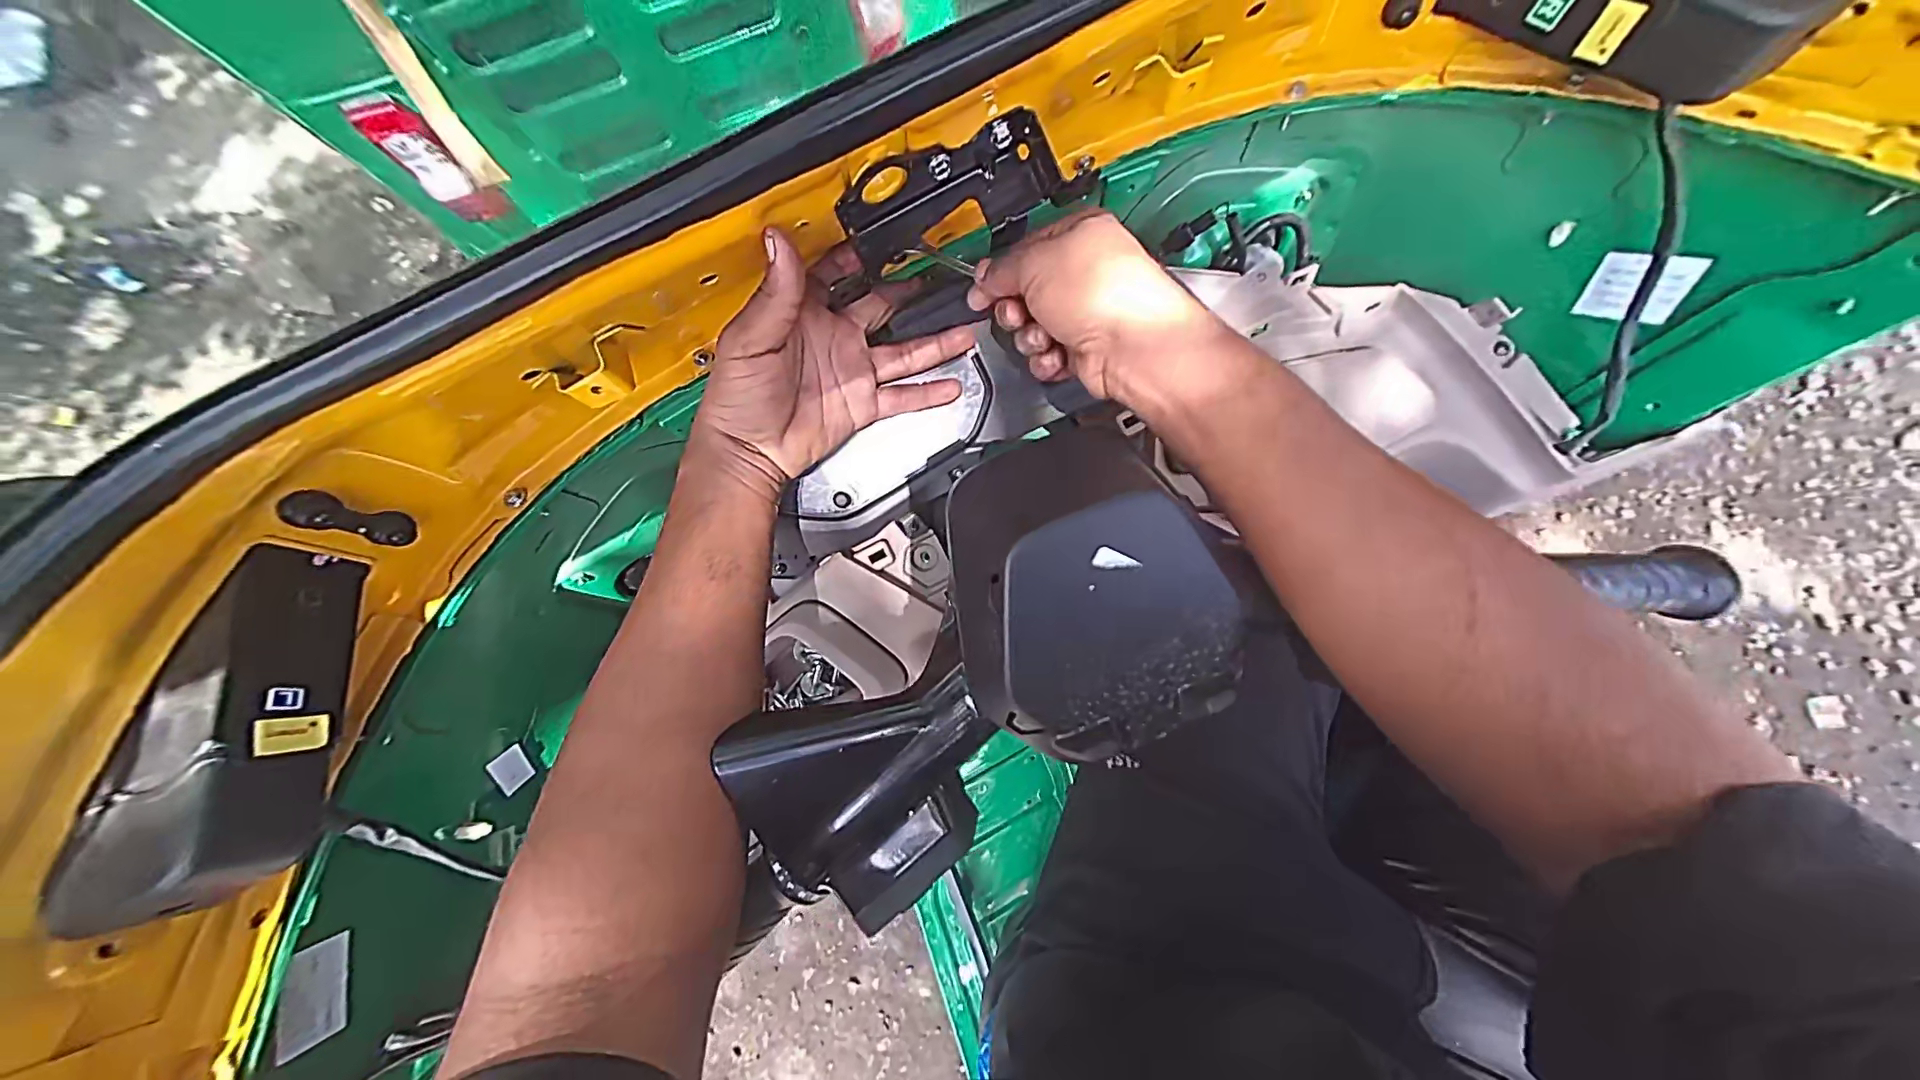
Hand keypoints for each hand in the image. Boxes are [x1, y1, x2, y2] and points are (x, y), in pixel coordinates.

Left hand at [693, 228, 976, 500]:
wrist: (749, 452)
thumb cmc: (736, 398)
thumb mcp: (750, 337)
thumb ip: (776, 292)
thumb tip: (778, 242)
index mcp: (803, 315)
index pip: (835, 275)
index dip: (857, 257)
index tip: (880, 243)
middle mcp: (833, 338)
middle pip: (880, 307)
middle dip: (907, 291)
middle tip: (933, 276)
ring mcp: (852, 372)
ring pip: (904, 351)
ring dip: (934, 343)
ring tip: (963, 329)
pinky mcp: (862, 404)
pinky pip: (902, 396)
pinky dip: (928, 393)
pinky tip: (950, 384)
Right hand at [965, 208, 1248, 419]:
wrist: (1133, 347)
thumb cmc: (1106, 295)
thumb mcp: (1035, 263)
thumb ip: (1002, 268)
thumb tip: (986, 277)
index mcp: (1079, 235)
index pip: (1025, 250)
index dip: (1000, 271)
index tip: (984, 287)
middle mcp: (1085, 274)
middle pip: (1025, 293)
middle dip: (1014, 308)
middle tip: (1019, 311)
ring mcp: (1086, 313)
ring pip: (1032, 328)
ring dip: (1030, 336)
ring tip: (1045, 334)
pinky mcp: (1085, 349)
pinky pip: (1047, 354)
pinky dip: (1046, 358)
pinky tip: (1057, 354)